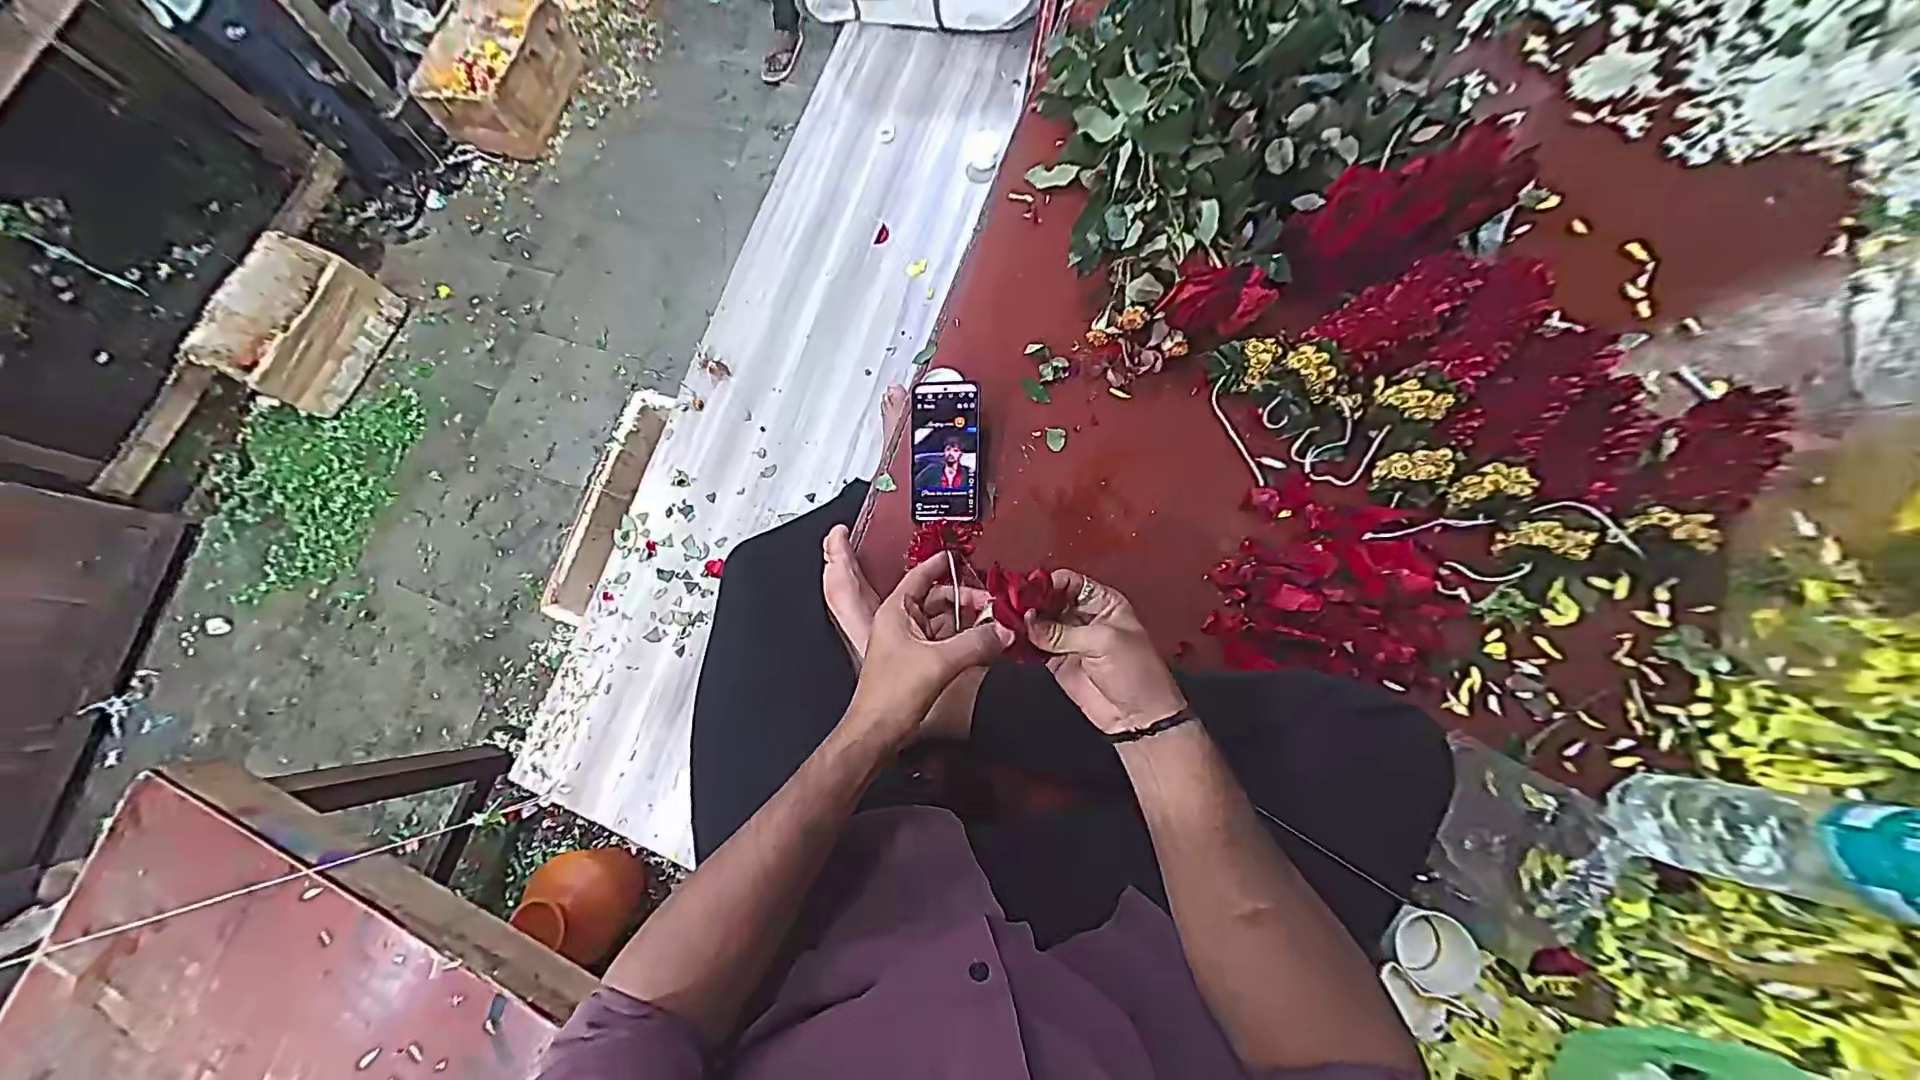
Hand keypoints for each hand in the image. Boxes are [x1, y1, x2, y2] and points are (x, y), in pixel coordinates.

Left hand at [847, 556, 1014, 746]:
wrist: (877, 732)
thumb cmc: (889, 696)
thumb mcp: (940, 662)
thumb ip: (976, 642)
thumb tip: (1001, 631)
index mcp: (896, 611)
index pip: (920, 575)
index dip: (940, 565)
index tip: (957, 558)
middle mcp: (900, 623)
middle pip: (937, 599)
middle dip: (965, 600)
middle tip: (990, 604)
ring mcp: (908, 643)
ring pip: (942, 621)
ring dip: (966, 622)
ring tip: (992, 625)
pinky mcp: (917, 663)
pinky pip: (944, 642)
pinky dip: (963, 640)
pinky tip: (981, 645)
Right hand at [1025, 571, 1186, 734]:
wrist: (1138, 716)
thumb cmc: (1137, 672)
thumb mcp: (1104, 641)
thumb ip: (1063, 631)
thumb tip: (1031, 621)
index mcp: (1103, 603)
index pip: (1069, 582)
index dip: (1048, 583)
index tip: (1027, 589)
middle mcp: (1083, 617)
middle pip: (1049, 600)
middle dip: (1030, 602)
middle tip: (1010, 606)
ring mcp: (1068, 639)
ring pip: (1038, 623)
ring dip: (1022, 622)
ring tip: (1005, 621)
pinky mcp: (1056, 661)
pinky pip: (1034, 647)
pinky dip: (1021, 644)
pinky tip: (1010, 640)